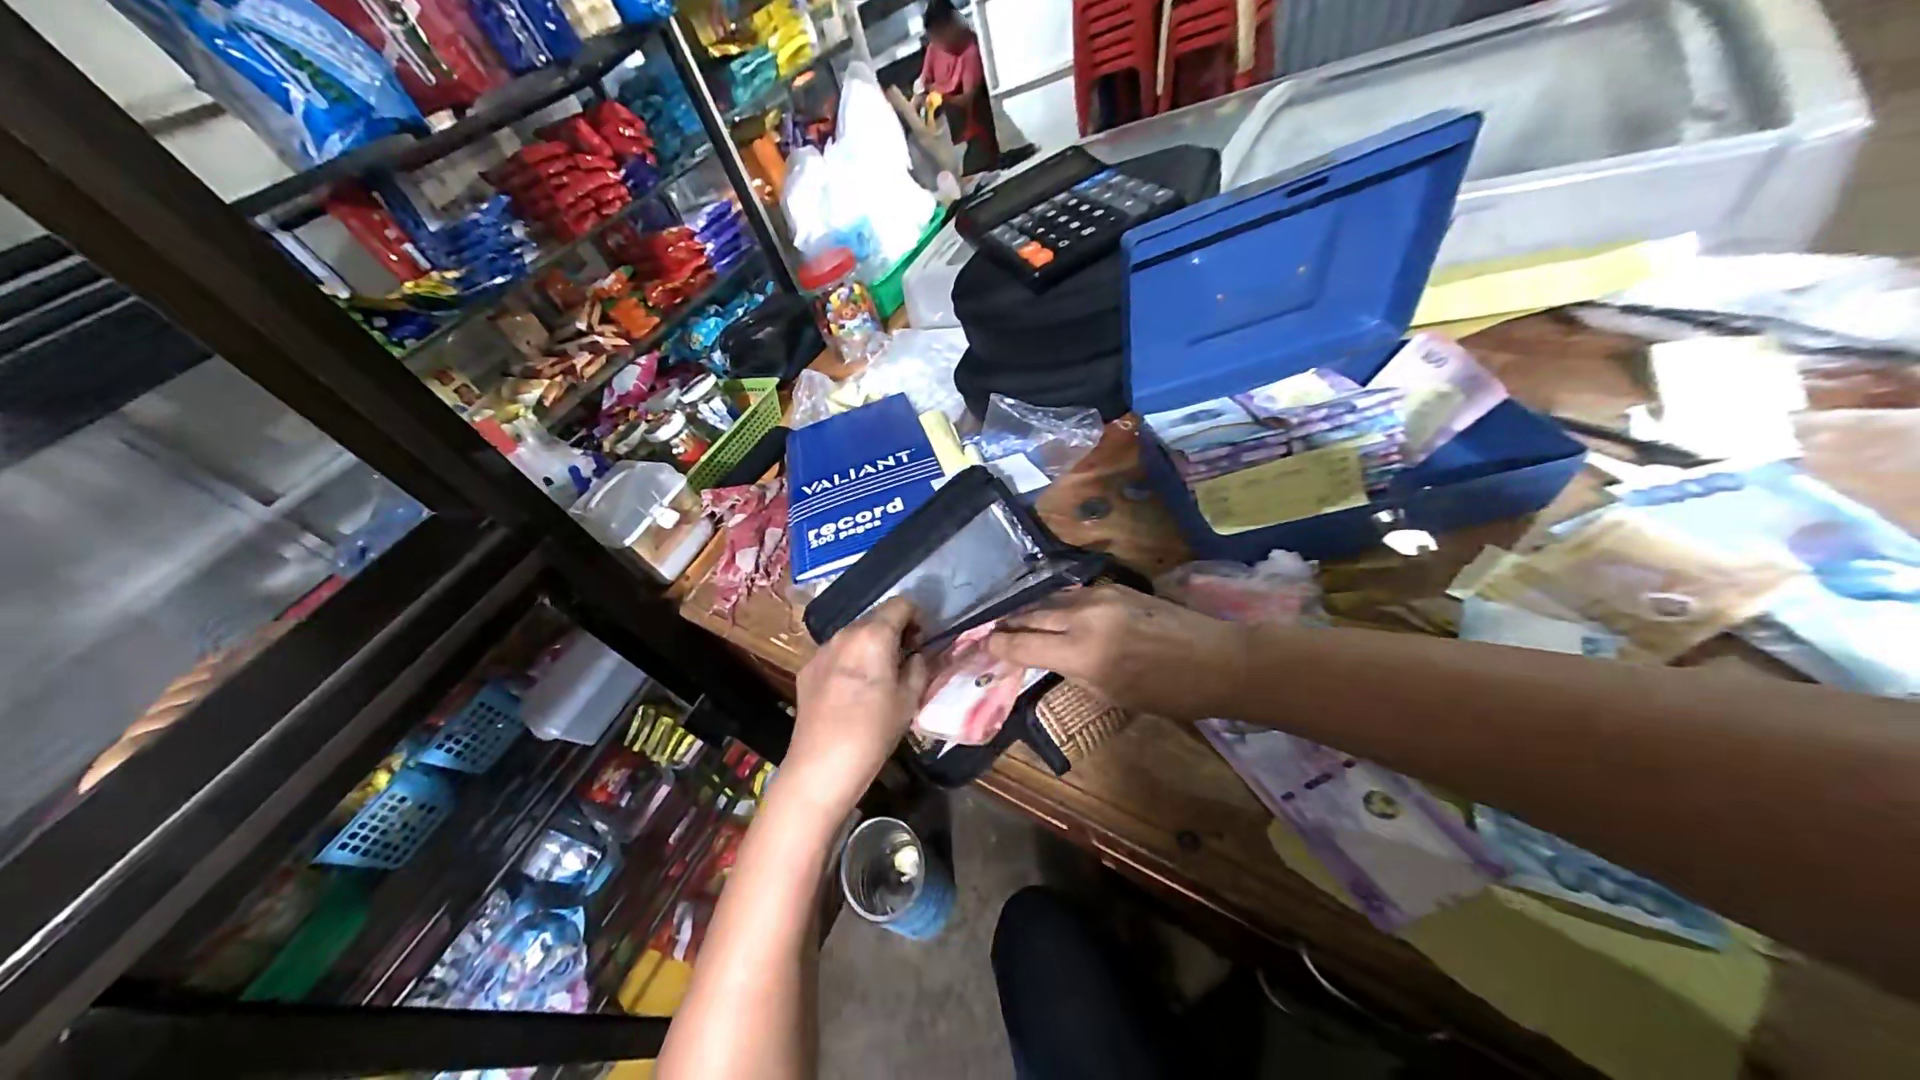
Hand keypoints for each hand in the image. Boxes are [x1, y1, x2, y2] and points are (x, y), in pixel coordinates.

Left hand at [788, 597, 928, 809]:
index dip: (916, 617)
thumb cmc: (874, 731)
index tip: (922, 640)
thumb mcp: (909, 699)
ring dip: (870, 646)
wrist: (822, 765)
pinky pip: (835, 654)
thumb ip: (918, 667)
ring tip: (878, 677)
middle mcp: (845, 633)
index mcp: (874, 635)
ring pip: (853, 636)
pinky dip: (849, 661)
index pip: (900, 604)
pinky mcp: (807, 669)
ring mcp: (821, 650)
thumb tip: (916, 654)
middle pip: (875, 618)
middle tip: (904, 659)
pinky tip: (852, 691)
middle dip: (893, 631)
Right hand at [987, 585, 1250, 720]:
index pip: (1021, 644)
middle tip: (989, 630)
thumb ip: (1073, 671)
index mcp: (1081, 654)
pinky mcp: (1114, 586)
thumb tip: (1046, 657)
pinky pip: (1072, 594)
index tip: (981, 645)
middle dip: (1007, 624)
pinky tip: (1051, 611)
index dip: (996, 645)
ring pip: (1049, 600)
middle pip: (1029, 615)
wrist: (1217, 659)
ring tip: (1014, 619)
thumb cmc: (1167, 693)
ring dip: (1029, 610)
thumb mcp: (1111, 694)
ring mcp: (1099, 596)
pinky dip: (1056, 603)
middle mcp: (1083, 617)